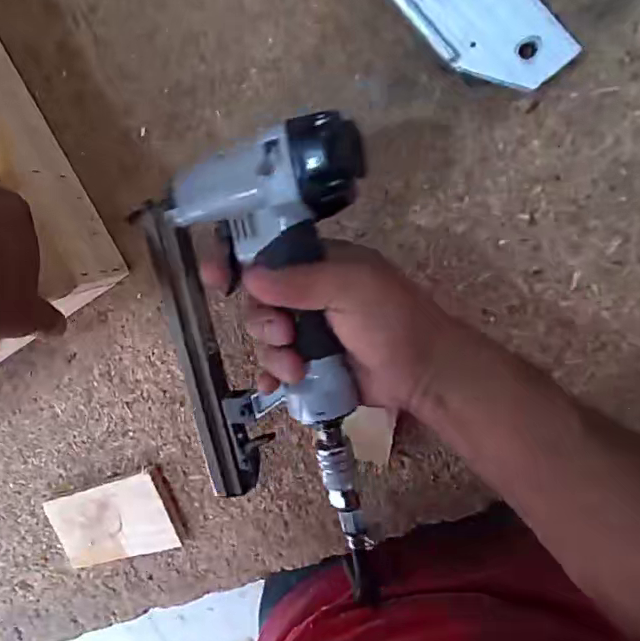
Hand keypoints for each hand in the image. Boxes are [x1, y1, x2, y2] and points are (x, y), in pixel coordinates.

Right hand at [203, 240, 462, 416]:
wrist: (424, 373)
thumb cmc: (393, 319)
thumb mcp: (351, 287)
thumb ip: (300, 281)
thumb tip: (250, 275)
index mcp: (318, 264)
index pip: (267, 253)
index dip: (237, 261)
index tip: (215, 276)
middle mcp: (307, 294)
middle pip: (258, 302)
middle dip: (263, 321)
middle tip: (285, 334)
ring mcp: (307, 331)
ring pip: (264, 338)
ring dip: (273, 354)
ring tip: (298, 367)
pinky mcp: (310, 363)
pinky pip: (275, 367)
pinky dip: (271, 377)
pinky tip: (275, 387)